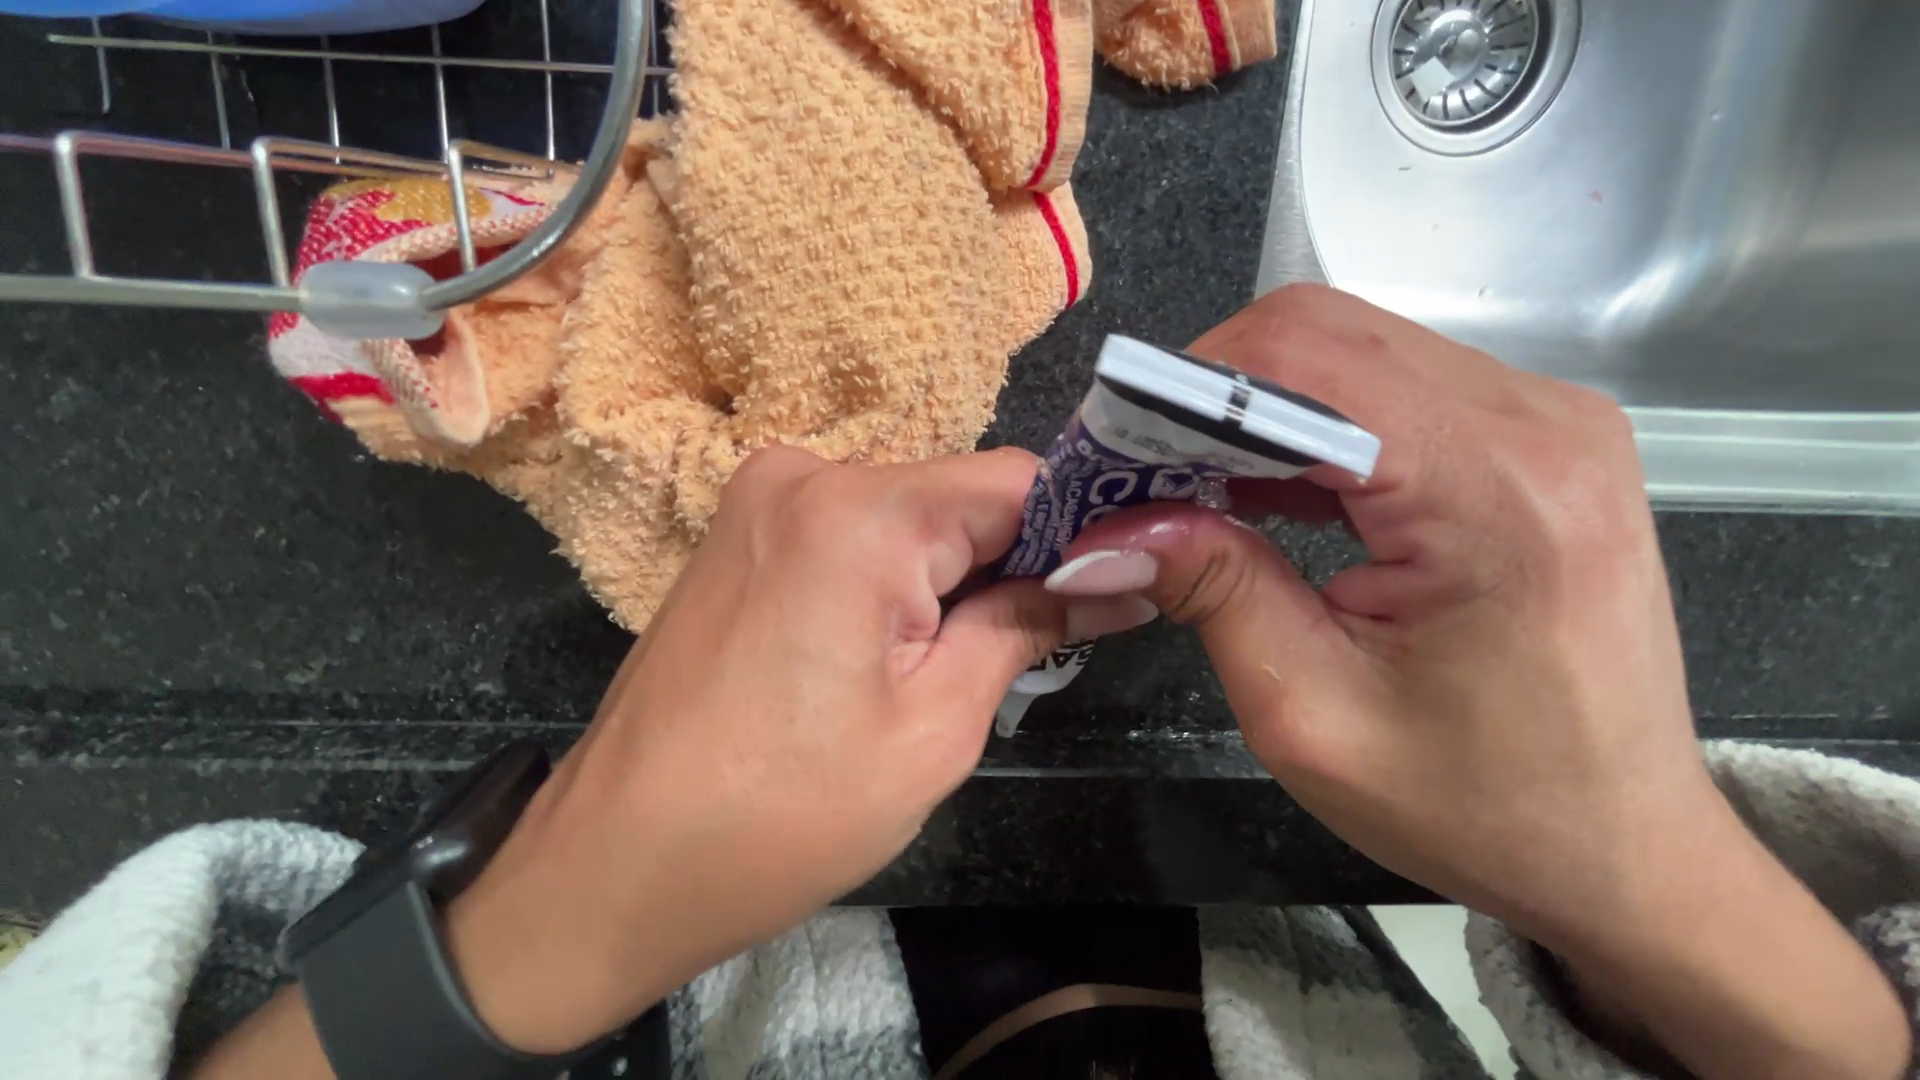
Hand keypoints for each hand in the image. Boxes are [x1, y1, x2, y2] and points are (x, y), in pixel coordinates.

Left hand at [434, 447, 1154, 1052]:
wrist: (615, 862)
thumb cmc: (784, 812)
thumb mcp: (935, 727)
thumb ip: (1029, 628)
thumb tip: (1119, 580)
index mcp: (863, 512)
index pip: (1018, 481)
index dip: (1079, 530)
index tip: (1117, 585)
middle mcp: (807, 472)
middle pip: (959, 495)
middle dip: (1011, 562)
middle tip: (1038, 647)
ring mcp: (762, 496)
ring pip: (908, 513)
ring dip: (951, 574)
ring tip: (951, 663)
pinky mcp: (740, 531)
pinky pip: (852, 530)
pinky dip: (893, 574)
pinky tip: (890, 646)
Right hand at [1045, 285, 1907, 1078]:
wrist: (1617, 847)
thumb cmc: (1468, 801)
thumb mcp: (1308, 711)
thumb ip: (1211, 592)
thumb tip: (1103, 533)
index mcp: (1491, 490)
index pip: (1303, 359)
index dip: (1183, 387)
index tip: (1109, 449)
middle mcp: (1536, 421)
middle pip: (1323, 334)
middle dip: (1206, 391)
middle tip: (1136, 471)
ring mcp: (1545, 419)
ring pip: (1349, 350)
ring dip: (1249, 406)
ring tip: (1182, 481)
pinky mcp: (1531, 438)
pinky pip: (1387, 389)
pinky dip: (1302, 424)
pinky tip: (1258, 487)